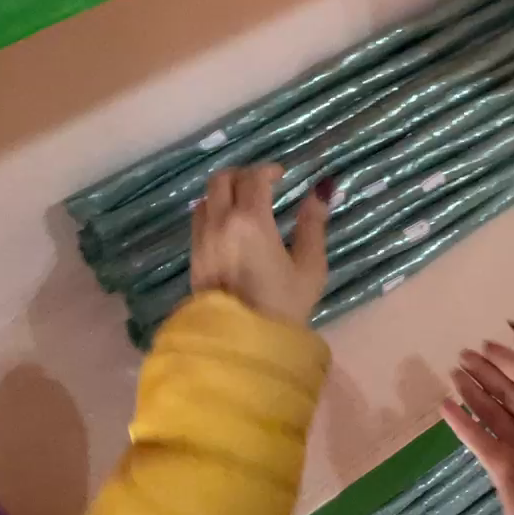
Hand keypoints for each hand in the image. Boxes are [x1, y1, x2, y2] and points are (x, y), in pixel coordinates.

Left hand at [190, 165, 330, 327]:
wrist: (242, 344)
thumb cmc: (283, 306)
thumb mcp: (309, 267)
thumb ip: (313, 225)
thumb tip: (320, 192)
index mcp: (250, 222)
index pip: (253, 178)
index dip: (269, 170)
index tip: (282, 175)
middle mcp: (220, 223)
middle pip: (221, 179)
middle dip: (243, 175)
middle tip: (262, 184)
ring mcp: (202, 240)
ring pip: (206, 198)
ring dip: (225, 192)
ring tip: (245, 204)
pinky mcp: (194, 257)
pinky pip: (199, 220)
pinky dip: (214, 211)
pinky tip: (231, 227)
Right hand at [441, 325, 513, 514]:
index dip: (512, 358)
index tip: (486, 343)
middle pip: (512, 391)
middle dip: (489, 371)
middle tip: (461, 355)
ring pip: (493, 412)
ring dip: (474, 392)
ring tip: (452, 374)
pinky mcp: (503, 470)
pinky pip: (479, 438)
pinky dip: (463, 423)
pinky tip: (445, 407)